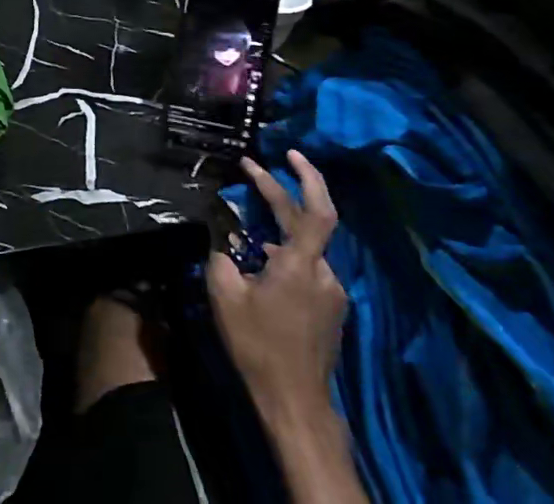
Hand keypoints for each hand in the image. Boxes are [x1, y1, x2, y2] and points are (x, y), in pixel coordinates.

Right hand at [207, 149, 347, 419]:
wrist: (295, 402)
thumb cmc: (258, 345)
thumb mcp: (225, 296)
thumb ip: (221, 256)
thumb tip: (221, 233)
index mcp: (301, 264)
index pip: (316, 209)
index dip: (308, 176)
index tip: (289, 153)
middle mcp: (324, 272)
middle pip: (306, 221)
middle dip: (276, 193)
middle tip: (249, 169)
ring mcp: (332, 293)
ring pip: (304, 250)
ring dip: (278, 234)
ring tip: (246, 238)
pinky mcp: (332, 310)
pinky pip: (308, 271)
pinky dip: (286, 259)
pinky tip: (262, 271)